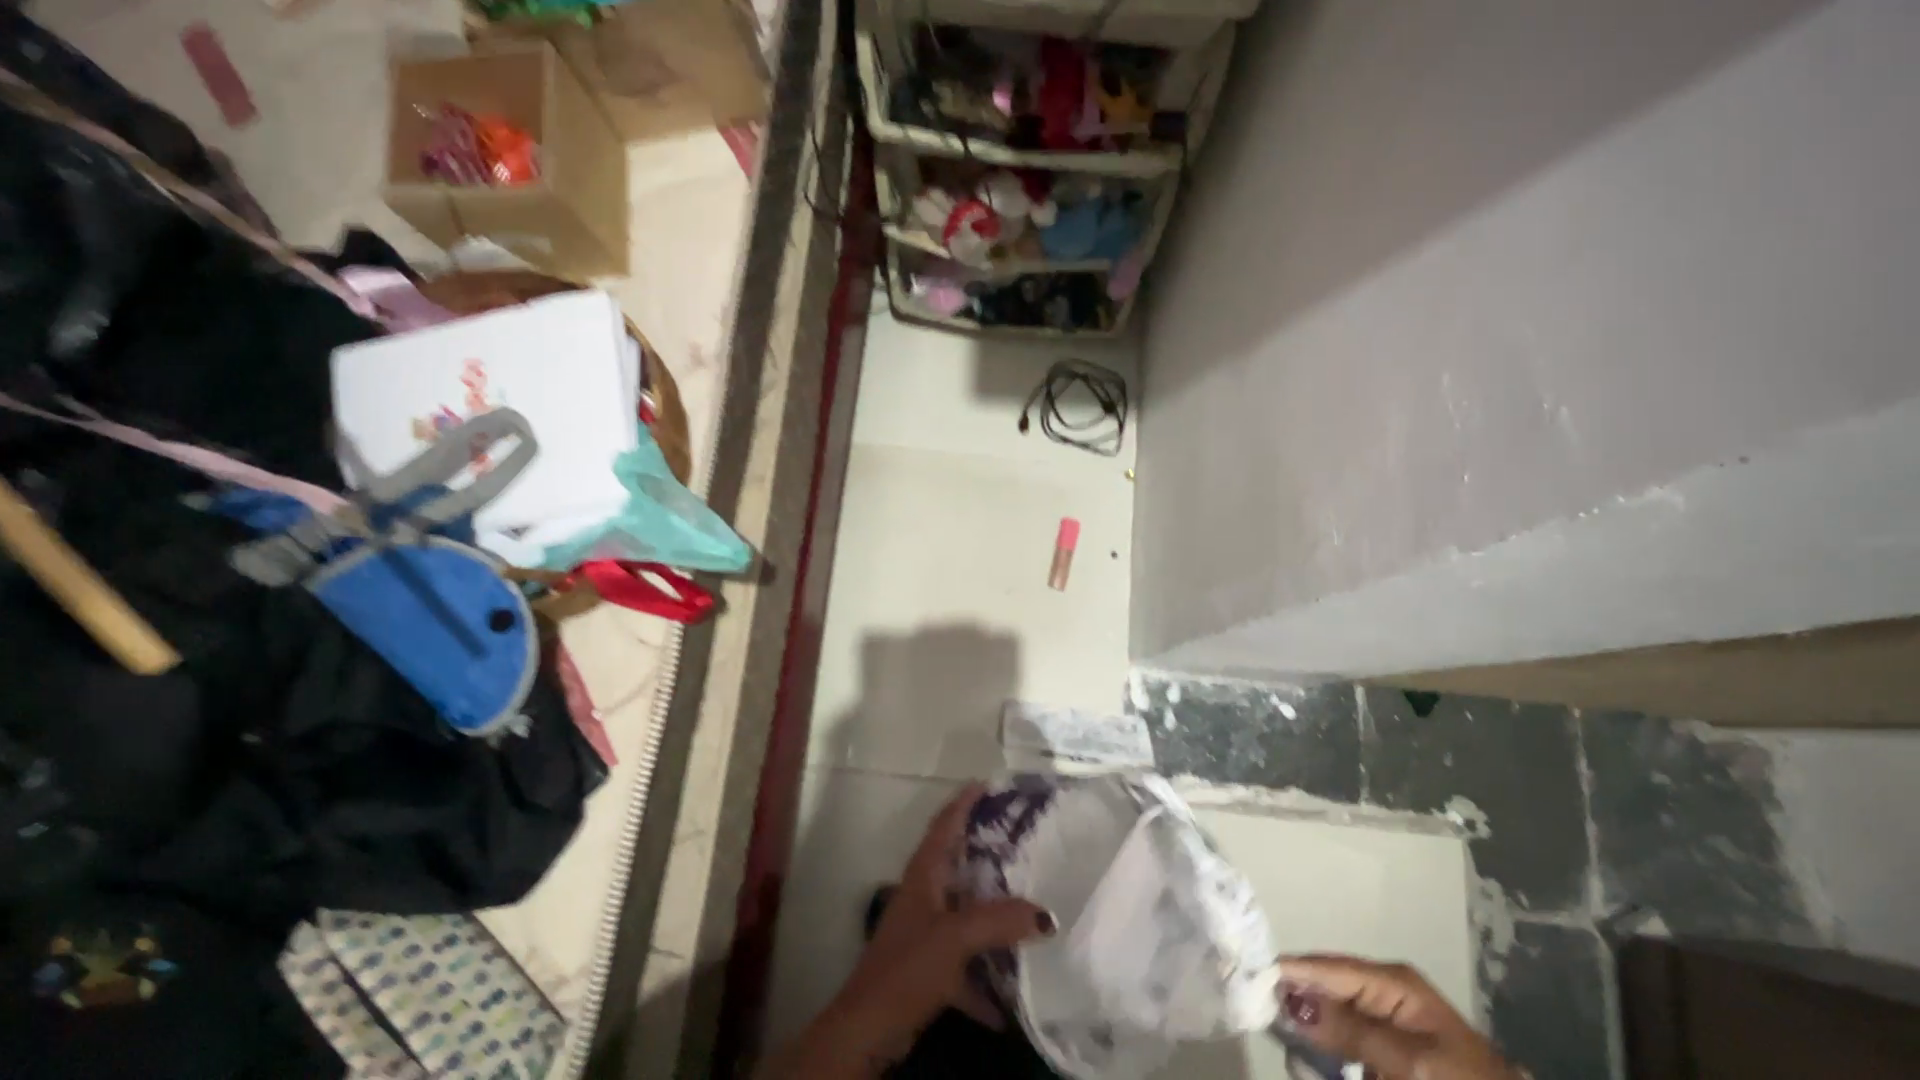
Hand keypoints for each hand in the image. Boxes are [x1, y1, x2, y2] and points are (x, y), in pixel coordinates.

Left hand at [766, 784, 1054, 1076]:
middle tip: (1028, 842)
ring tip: (1034, 907)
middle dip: (989, 853)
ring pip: (967, 914)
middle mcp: (924, 898)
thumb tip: (1046, 915)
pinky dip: (988, 979)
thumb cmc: (906, 968)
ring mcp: (925, 934)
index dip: (963, 803)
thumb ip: (999, 921)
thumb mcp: (955, 937)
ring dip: (995, 915)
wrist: (868, 1029)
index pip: (944, 827)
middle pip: (959, 866)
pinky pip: (967, 966)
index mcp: (923, 877)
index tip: (989, 784)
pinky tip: (1012, 1001)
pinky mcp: (929, 971)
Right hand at [1280, 955, 1521, 1079]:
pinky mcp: (1381, 1052)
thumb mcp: (1411, 1062)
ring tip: (1295, 1059)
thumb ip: (1351, 1030)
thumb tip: (1291, 998)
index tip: (1243, 977)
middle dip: (1292, 1007)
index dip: (1286, 971)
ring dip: (1306, 1039)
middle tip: (1258, 1020)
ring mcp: (1380, 1023)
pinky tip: (1311, 1068)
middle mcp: (1380, 993)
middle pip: (1320, 989)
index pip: (1325, 967)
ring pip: (1325, 1020)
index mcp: (1390, 983)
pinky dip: (1323, 1059)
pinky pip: (1340, 1044)